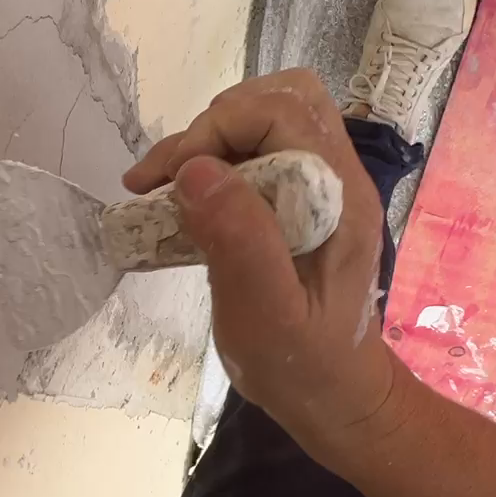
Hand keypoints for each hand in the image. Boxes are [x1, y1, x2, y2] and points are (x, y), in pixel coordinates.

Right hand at [124, 69, 400, 461]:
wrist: (335, 395)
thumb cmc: (302, 366)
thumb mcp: (266, 315)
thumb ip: (240, 242)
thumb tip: (195, 170)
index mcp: (339, 196)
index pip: (283, 111)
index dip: (218, 128)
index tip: (173, 178)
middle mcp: (334, 178)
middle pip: (275, 101)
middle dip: (210, 127)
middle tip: (164, 179)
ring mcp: (317, 188)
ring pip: (260, 122)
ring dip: (204, 145)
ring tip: (156, 188)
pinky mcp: (296, 204)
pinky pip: (253, 156)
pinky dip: (209, 166)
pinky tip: (177, 201)